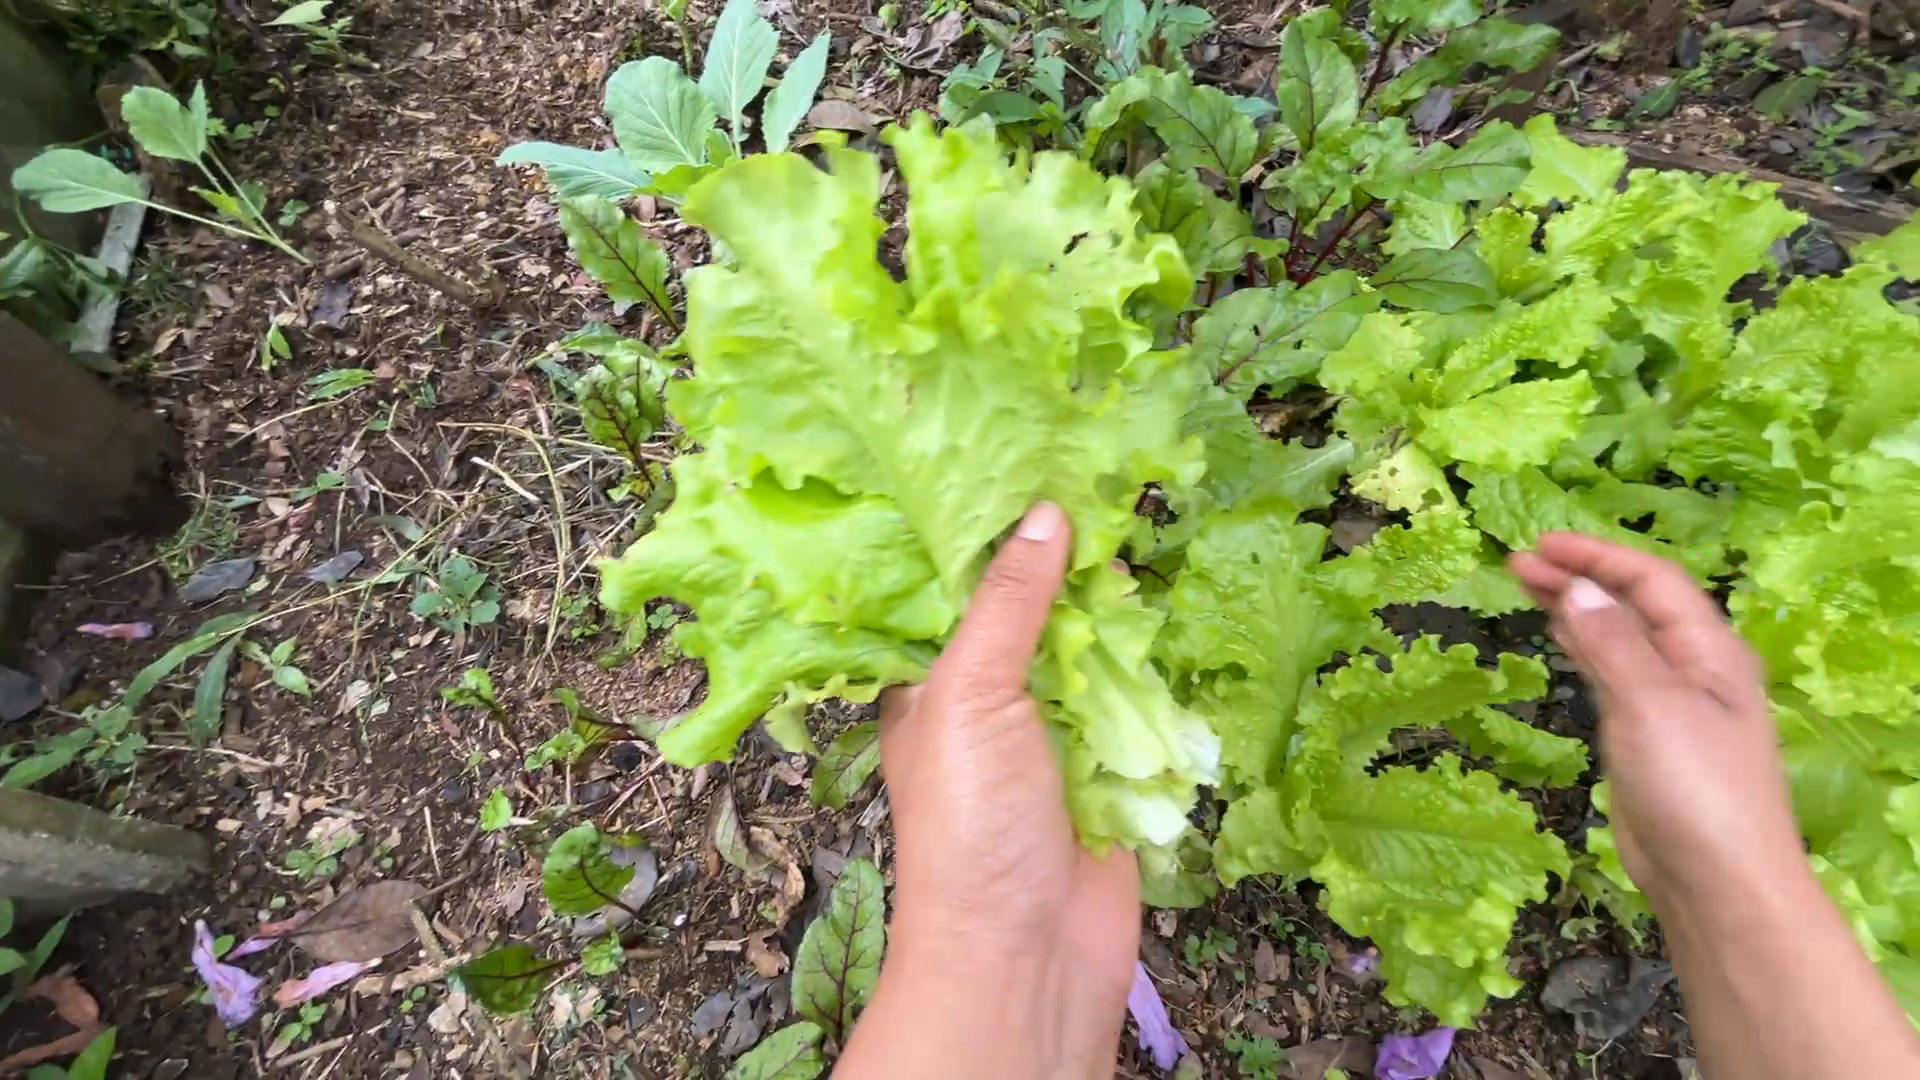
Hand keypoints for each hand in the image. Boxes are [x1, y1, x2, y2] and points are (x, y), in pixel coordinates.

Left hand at [838, 501, 1138, 1079]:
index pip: (951, 589)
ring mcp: (1044, 724)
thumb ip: (1008, 604)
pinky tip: (1153, 599)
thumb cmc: (972, 820)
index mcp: (928, 678)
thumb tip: (1044, 513)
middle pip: (1021, 609)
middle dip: (1052, 559)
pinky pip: (1122, 689)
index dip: (981, 535)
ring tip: (1124, 519)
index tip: (1014, 473)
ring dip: (1101, 601)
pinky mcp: (1099, 754)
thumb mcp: (972, 693)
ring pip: (1076, 644)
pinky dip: (1137, 653)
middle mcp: (982, 694)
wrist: (1032, 953)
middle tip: (1085, 480)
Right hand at [1508, 533, 1801, 905]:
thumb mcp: (1651, 704)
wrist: (1712, 875)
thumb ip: (1612, 642)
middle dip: (1577, 575)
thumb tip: (1576, 587)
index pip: (1652, 582)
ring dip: (1572, 603)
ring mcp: (1665, 698)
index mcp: (1709, 652)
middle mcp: (1690, 667)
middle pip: (1631, 603)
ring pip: (1614, 632)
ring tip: (1525, 584)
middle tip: (1515, 561)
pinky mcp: (1640, 726)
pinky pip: (1605, 665)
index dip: (1597, 556)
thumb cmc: (1692, 784)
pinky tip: (1556, 631)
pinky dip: (1577, 639)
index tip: (1539, 544)